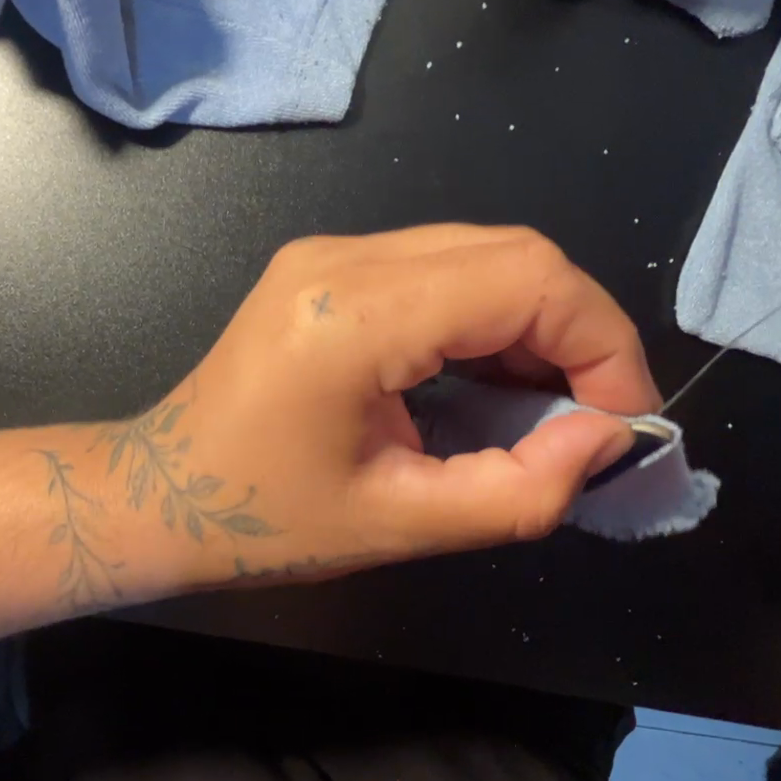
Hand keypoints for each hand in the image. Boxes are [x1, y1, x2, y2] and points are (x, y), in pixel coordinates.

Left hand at [158, 225, 657, 583]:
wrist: (159, 495)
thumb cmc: (262, 522)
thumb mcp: (398, 526)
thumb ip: (517, 492)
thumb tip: (605, 442)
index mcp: (355, 315)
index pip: (528, 280)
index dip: (602, 345)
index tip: (621, 424)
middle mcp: (343, 258)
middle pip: (512, 255)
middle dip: (575, 335)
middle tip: (589, 422)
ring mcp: (329, 255)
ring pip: (480, 258)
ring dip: (533, 329)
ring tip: (546, 412)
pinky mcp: (325, 271)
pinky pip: (437, 274)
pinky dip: (485, 324)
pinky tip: (491, 387)